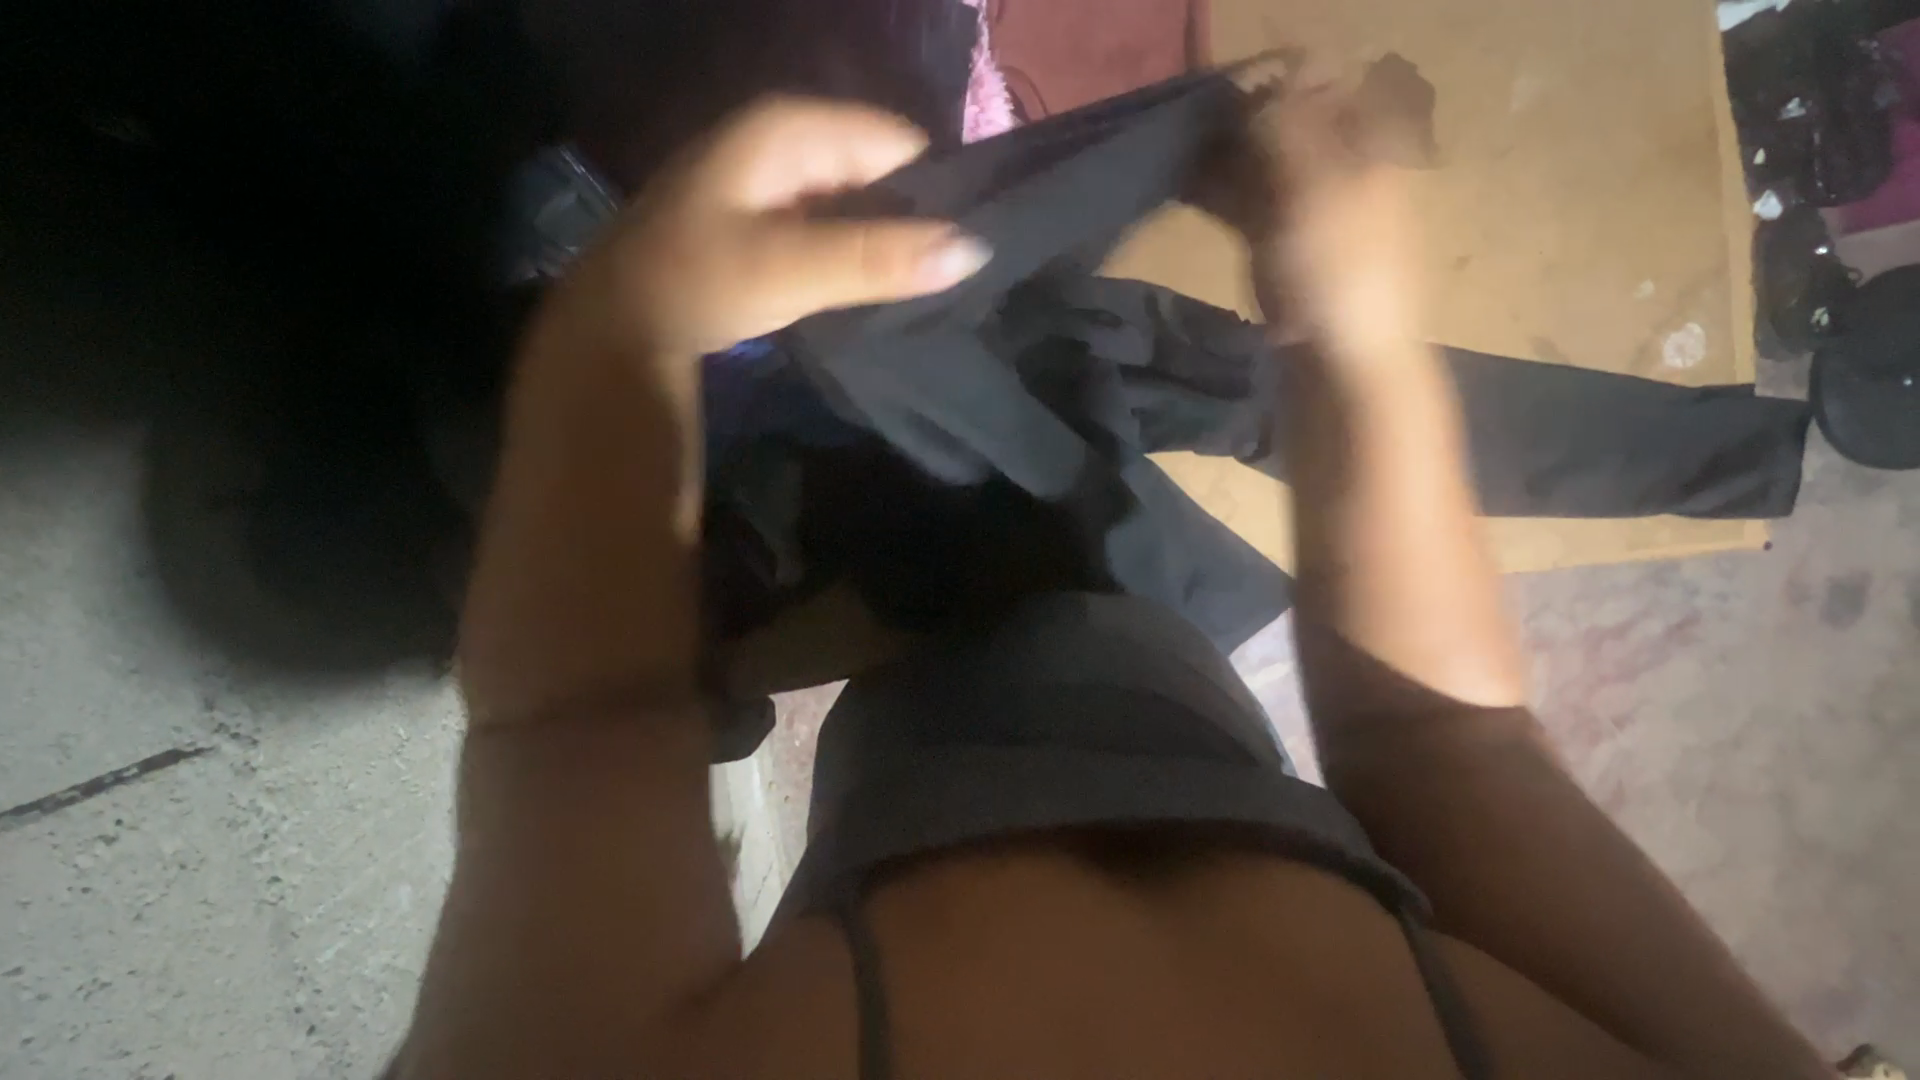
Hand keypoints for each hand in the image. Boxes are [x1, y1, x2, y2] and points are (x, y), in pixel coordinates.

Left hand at [557, 97, 991, 358]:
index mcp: (791, 129)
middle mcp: (789, 142)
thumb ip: (878, 258)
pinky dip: (859, 257)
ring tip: (922, 291)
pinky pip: (838, 229)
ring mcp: (779, 182)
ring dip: (888, 245)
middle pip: (881, 172)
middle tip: (947, 281)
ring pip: (862, 205)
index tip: (964, 252)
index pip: (898, 144)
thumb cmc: (696, 281)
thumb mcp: (791, 269)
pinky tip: (878, 291)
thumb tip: (974, 250)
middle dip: (914, 223)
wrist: (618, 323)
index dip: (937, 193)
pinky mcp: (776, 221)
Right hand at [1195, 65, 1427, 361]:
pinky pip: (1243, 204)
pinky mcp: (1277, 247)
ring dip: (1216, 155)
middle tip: (1182, 122)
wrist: (1341, 367)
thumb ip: (1286, 129)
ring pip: (1257, 164)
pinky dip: (1215, 192)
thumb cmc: (1338, 276)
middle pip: (1284, 123)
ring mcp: (1306, 209)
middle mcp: (1338, 168)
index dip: (1269, 80)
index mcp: (1366, 145)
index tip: (1219, 90)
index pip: (1320, 83)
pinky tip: (1178, 185)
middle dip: (1232, 120)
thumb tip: (1258, 81)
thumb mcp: (1317, 190)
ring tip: (1168, 151)